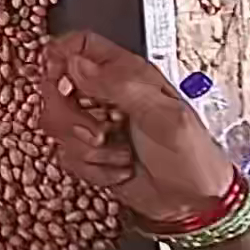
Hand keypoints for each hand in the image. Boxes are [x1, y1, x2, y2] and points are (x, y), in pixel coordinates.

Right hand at [37, 30, 234, 224]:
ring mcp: (95, 124)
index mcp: (127, 74)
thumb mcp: (165, 115)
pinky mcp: (90, 153)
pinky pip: (66, 155)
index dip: (61, 57)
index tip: (60, 81)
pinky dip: (92, 168)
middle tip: (97, 132)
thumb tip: (78, 63)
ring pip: (56, 123)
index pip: (80, 46)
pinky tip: (118, 169)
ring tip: (117, 153)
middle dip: (70, 116)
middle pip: (57, 86)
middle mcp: (106, 95)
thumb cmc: (193, 156)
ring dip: (84, 146)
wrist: (193, 203)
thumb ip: (121, 84)